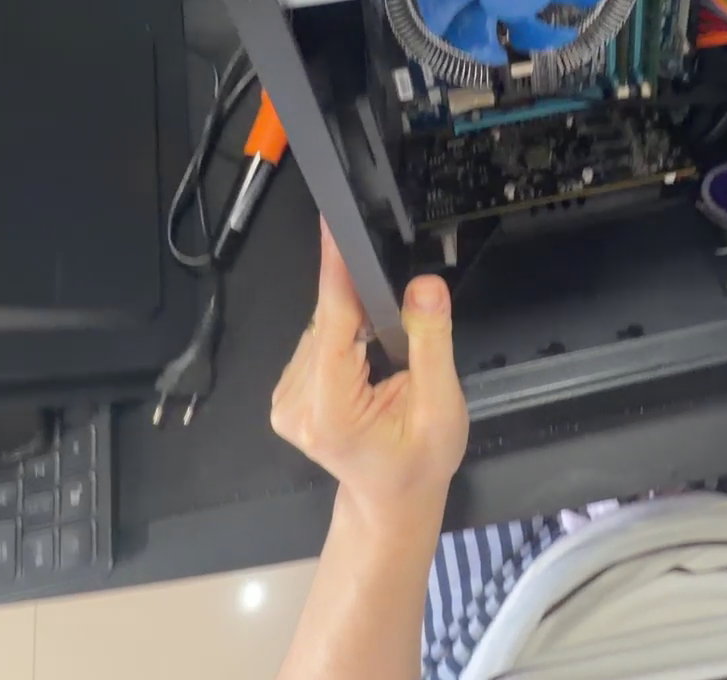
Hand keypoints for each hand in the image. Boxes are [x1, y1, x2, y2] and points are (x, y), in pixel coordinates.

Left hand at [271, 220, 469, 521]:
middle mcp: (294, 400)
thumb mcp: (441, 405)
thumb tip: (424, 285)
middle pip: (328, 320)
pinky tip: (368, 351)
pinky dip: (345, 333)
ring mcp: (285, 398)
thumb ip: (431, 342)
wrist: (392, 501)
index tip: (334, 225)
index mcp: (330, 408)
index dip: (336, 270)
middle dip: (363, 303)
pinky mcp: (287, 392)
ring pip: (322, 326)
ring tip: (389, 342)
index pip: (332, 321)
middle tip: (401, 308)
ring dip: (355, 319)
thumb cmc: (421, 462)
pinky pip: (318, 340)